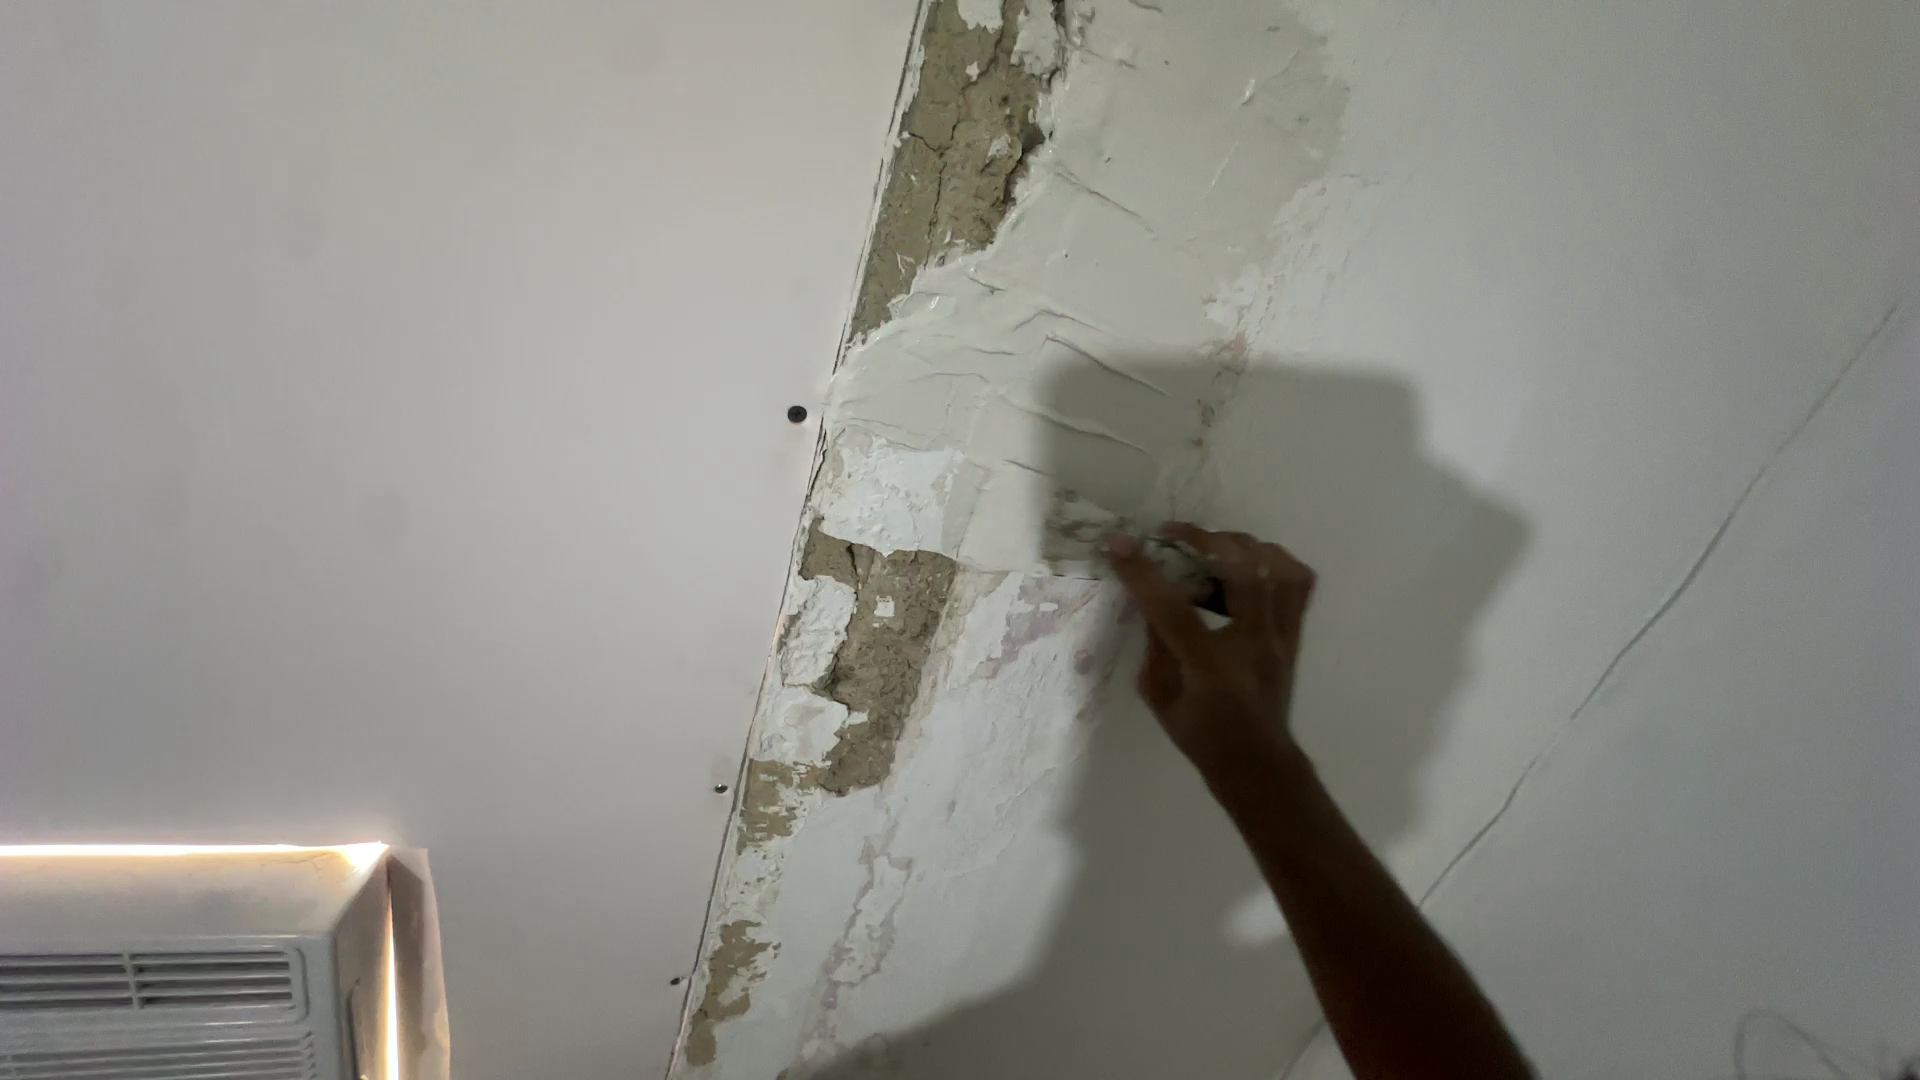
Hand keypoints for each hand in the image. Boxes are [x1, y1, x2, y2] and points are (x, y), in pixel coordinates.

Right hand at [1105, 523, 1315, 773]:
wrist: (1257, 763)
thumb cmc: (1201, 736)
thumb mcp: (1159, 695)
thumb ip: (1154, 643)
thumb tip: (1149, 597)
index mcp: (1211, 668)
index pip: (1174, 609)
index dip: (1143, 573)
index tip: (1118, 544)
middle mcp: (1254, 646)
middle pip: (1241, 573)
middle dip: (1202, 540)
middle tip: (1171, 533)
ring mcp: (1281, 637)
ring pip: (1276, 568)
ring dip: (1239, 545)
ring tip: (1210, 543)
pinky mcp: (1296, 634)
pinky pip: (1299, 582)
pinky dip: (1274, 559)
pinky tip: (1248, 559)